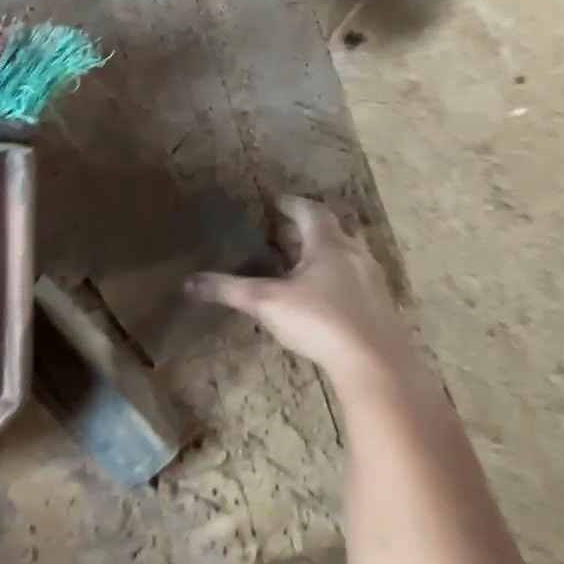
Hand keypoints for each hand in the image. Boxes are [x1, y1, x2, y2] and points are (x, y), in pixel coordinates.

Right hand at [187, 196, 417, 387]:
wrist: (374, 361)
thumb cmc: (319, 320)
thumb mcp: (265, 302)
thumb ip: (227, 289)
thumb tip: (187, 282)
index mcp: (329, 246)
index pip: (311, 213)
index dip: (291, 204)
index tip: (274, 201)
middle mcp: (354, 256)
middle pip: (332, 230)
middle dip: (306, 227)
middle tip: (282, 228)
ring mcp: (370, 280)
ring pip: (345, 254)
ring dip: (322, 250)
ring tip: (298, 257)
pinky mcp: (376, 304)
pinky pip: (352, 277)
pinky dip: (332, 273)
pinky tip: (317, 291)